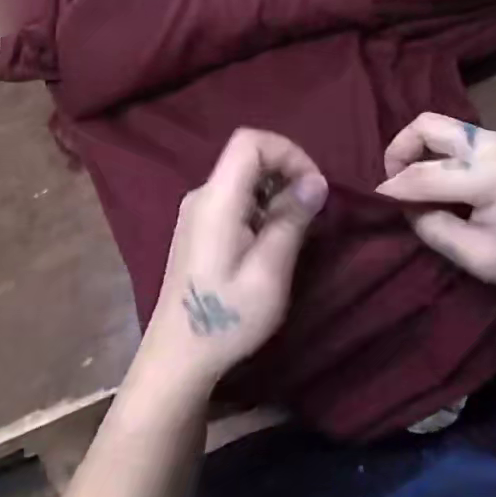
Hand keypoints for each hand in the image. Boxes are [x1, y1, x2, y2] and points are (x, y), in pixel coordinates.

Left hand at [139, 130, 327, 395]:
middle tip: (312, 213)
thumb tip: (316, 182)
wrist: (179, 354)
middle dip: (287, 173)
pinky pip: (234, 199)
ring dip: (276, 193)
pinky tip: (272, 242)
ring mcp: (196, 212)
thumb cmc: (228, 318)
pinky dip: (260, 207)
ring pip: (243, 179)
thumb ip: (291, 220)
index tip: (314, 186)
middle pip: (247, 157)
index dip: (288, 151)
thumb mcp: (269, 272)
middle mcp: (202, 196)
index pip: (250, 142)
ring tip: (295, 232)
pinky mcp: (198, 228)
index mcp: (216, 200)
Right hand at [376, 112, 495, 304]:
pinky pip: (459, 138)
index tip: (373, 201)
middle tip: (391, 181)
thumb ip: (432, 226)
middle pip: (428, 125)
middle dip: (400, 150)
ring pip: (442, 127)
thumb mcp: (477, 258)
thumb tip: (403, 204)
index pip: (422, 174)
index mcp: (491, 174)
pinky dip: (438, 153)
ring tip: (411, 184)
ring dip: (419, 150)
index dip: (392, 189)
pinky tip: (437, 180)